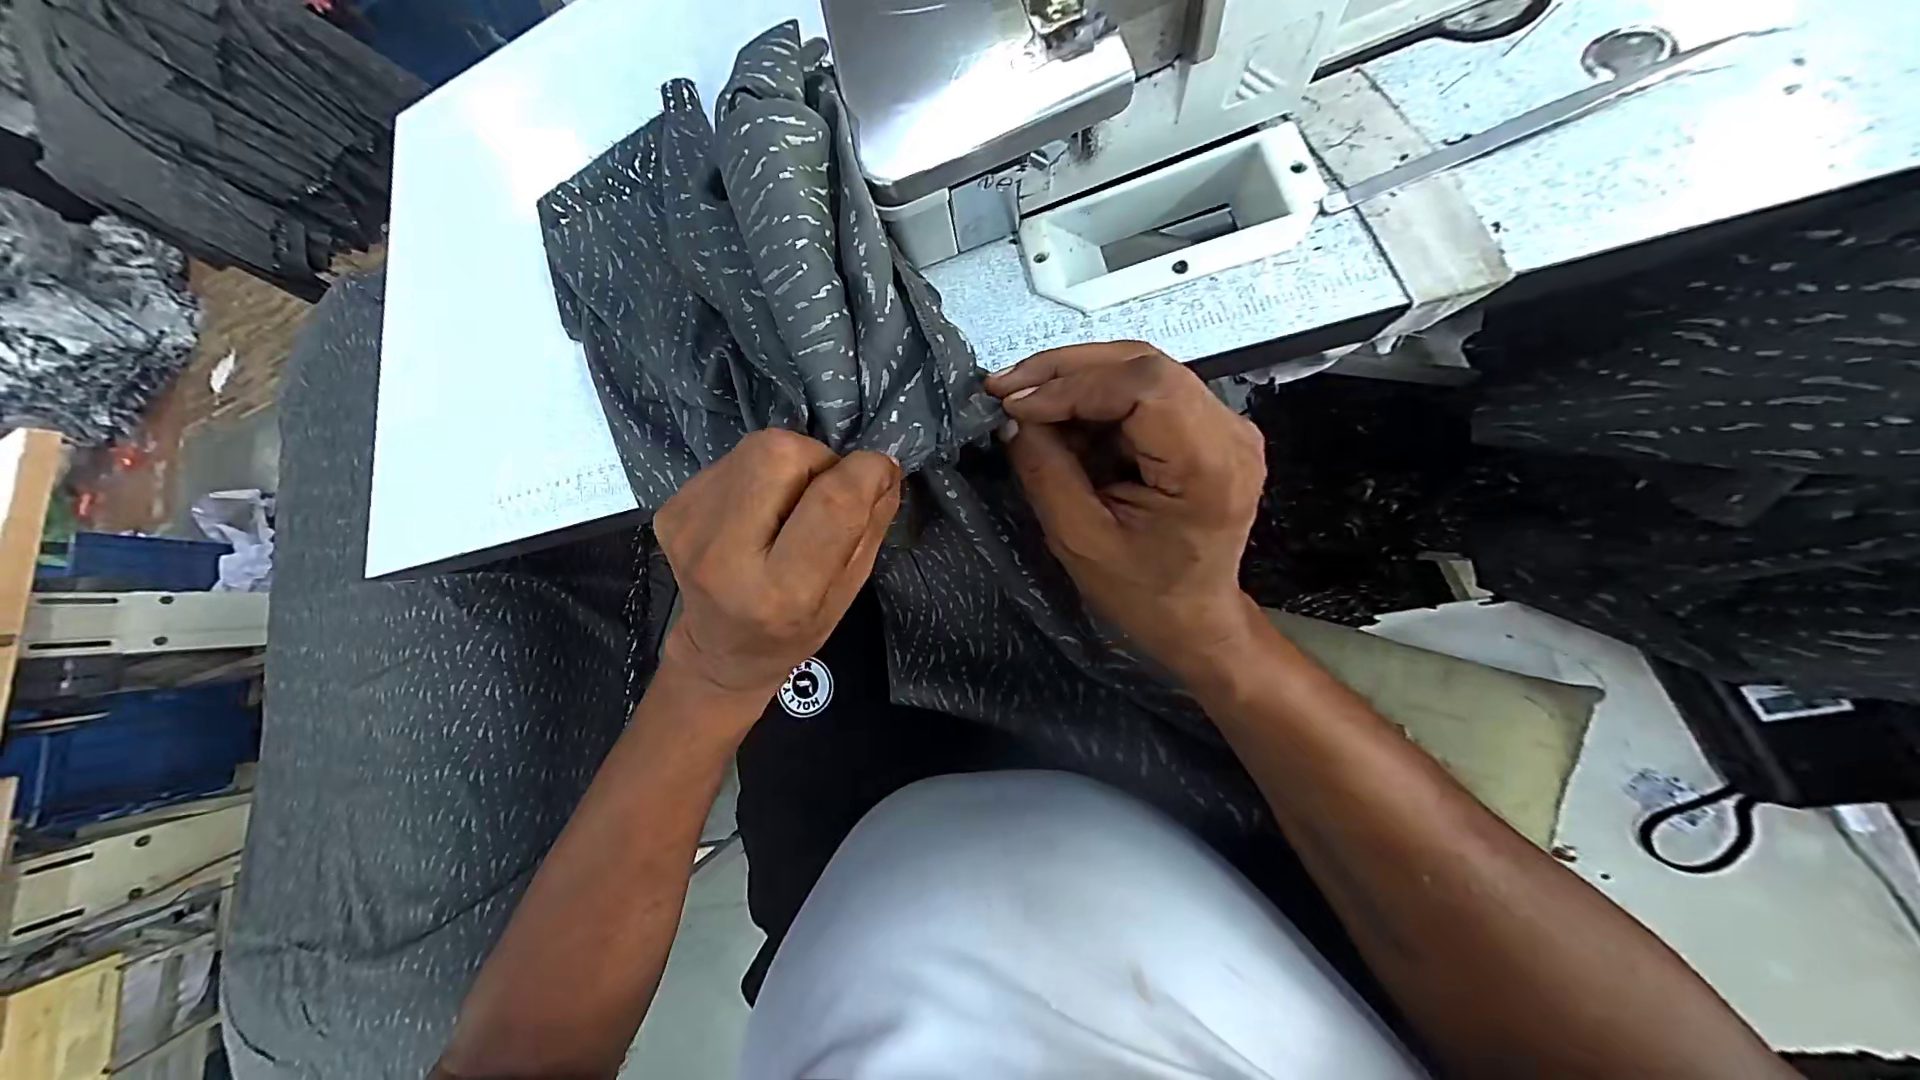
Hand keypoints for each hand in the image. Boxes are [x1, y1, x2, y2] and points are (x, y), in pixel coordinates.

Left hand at [653, 429, 900, 706]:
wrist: (721, 649)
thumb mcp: (850, 590)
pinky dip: (761, 473)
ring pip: (758, 447)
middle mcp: (723, 555)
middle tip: (827, 490)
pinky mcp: (672, 508)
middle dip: (821, 460)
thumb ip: (870, 524)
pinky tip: (760, 509)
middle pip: (782, 454)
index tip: (883, 471)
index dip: (866, 472)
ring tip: (792, 501)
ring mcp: (688, 527)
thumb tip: (883, 466)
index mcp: (781, 590)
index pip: (832, 502)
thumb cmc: (798, 628)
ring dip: (791, 463)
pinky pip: (734, 460)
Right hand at [986, 342, 1266, 678]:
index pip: (1144, 387)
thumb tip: (1014, 416)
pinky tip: (1058, 417)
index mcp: (1210, 466)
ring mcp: (1226, 424)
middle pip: (1143, 364)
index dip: (1072, 385)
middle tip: (1006, 389)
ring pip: (1140, 369)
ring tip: (1023, 402)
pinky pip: (1144, 391)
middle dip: (1065, 371)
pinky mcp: (1209, 426)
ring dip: (1075, 380)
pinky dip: (1093, 397)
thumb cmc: (1142, 593)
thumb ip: (1045, 470)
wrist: (1194, 616)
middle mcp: (1231, 432)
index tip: (1014, 404)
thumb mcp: (1079, 539)